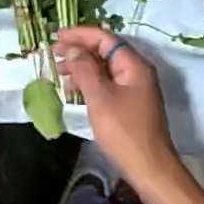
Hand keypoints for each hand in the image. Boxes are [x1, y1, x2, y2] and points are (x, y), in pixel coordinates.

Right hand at [54, 26, 182, 190]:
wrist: (149, 168)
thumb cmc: (124, 132)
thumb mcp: (99, 97)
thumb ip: (84, 69)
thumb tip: (72, 48)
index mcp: (134, 65)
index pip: (105, 38)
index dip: (79, 34)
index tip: (56, 36)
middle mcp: (137, 71)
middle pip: (106, 50)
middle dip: (79, 49)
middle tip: (53, 53)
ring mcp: (135, 88)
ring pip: (105, 67)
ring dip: (82, 65)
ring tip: (59, 71)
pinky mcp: (131, 103)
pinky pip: (108, 82)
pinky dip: (89, 80)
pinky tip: (73, 88)